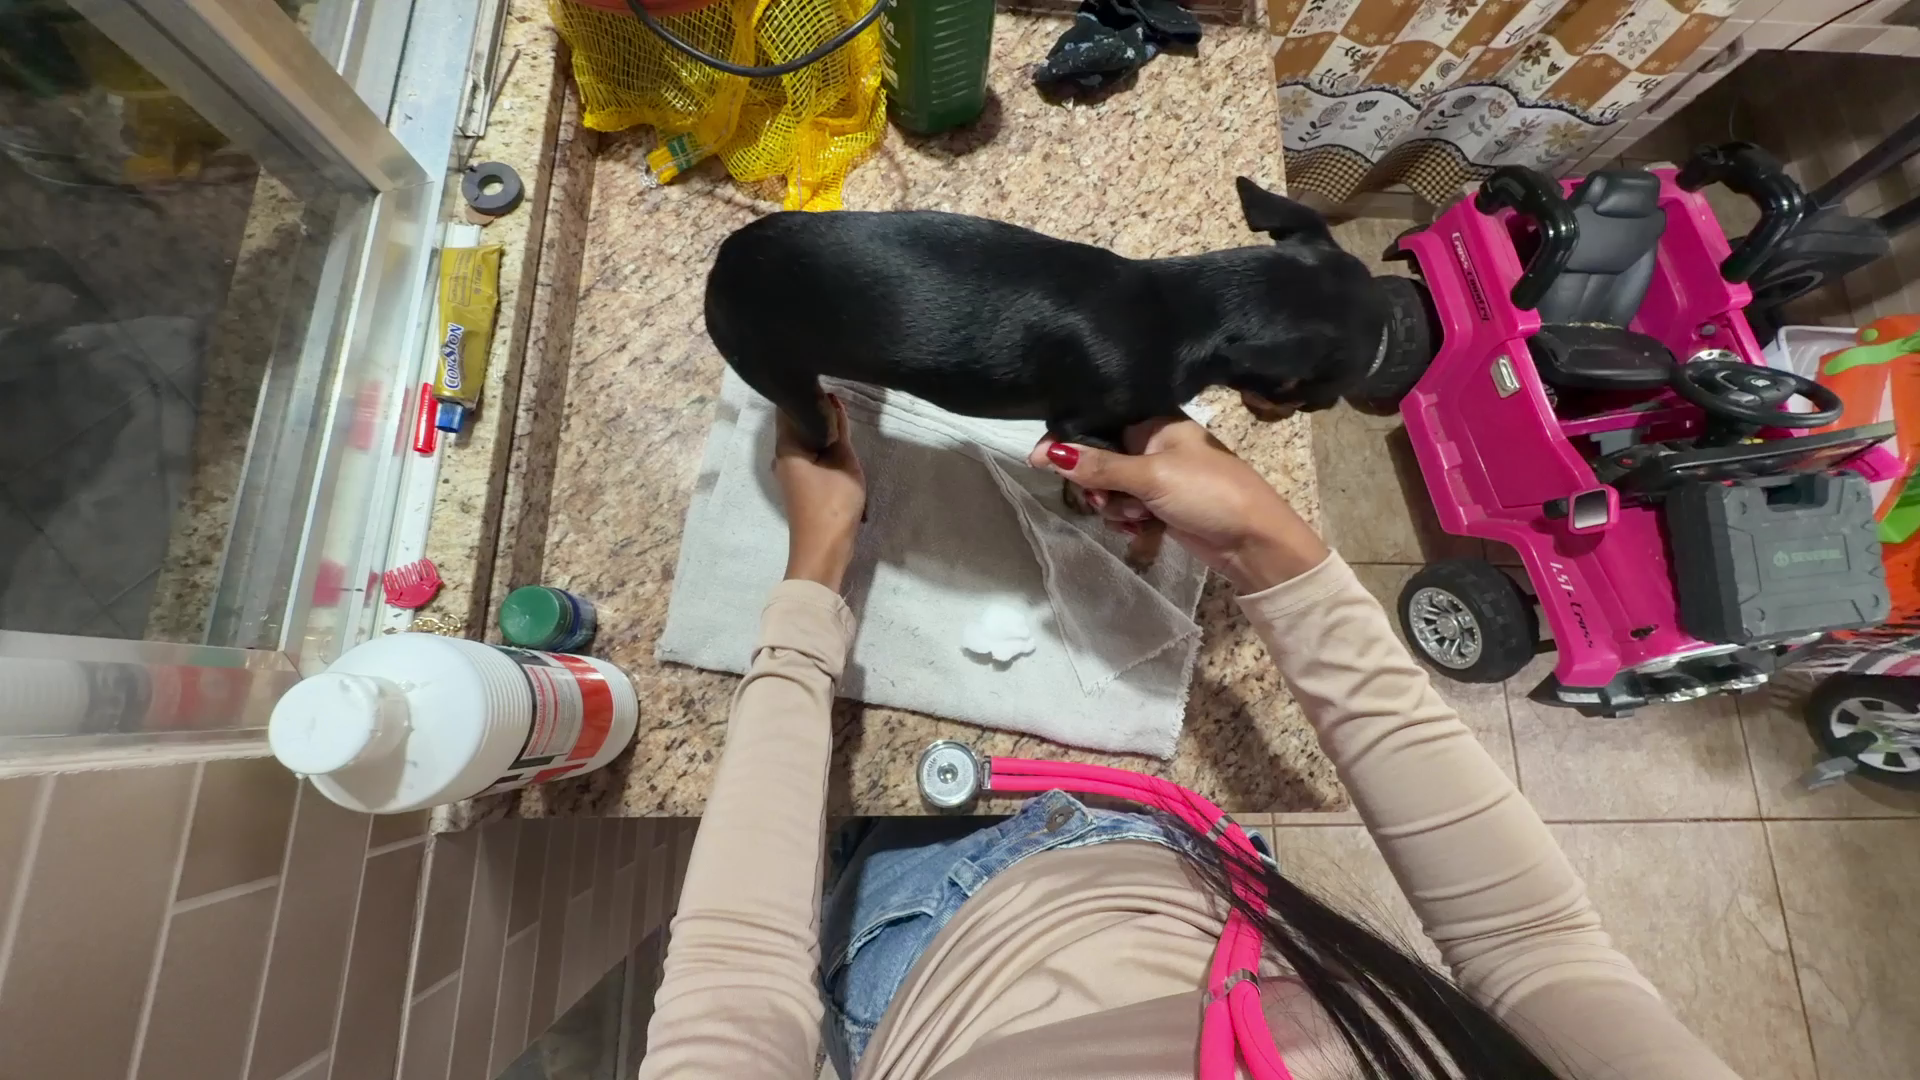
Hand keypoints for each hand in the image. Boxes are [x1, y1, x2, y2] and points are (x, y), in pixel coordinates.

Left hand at [774, 395, 865, 590]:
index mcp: (787, 446)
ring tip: (844, 421)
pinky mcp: (800, 485)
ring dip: (823, 431)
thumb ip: (839, 430)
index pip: (787, 405)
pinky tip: (840, 447)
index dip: (805, 390)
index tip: (825, 380)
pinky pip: (809, 456)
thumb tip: (833, 403)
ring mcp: (790, 472)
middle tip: (841, 399)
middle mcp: (782, 456)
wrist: (823, 550)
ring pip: (804, 441)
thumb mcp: (844, 461)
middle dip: (817, 410)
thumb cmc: (833, 503)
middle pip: (796, 423)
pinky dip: (823, 448)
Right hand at [1028, 419, 1327, 592]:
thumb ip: (1099, 465)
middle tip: (1104, 499)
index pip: (1098, 421)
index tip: (1040, 460)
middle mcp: (1152, 443)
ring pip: (1110, 487)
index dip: (1069, 440)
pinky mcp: (1160, 503)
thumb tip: (1048, 452)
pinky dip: (1127, 519)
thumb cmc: (1209, 492)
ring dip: (1115, 506)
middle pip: (1098, 458)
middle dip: (1096, 483)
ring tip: (1135, 517)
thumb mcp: (1151, 476)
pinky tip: (1140, 529)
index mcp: (1155, 421)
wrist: (1253, 540)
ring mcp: (1156, 475)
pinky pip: (1125, 507)